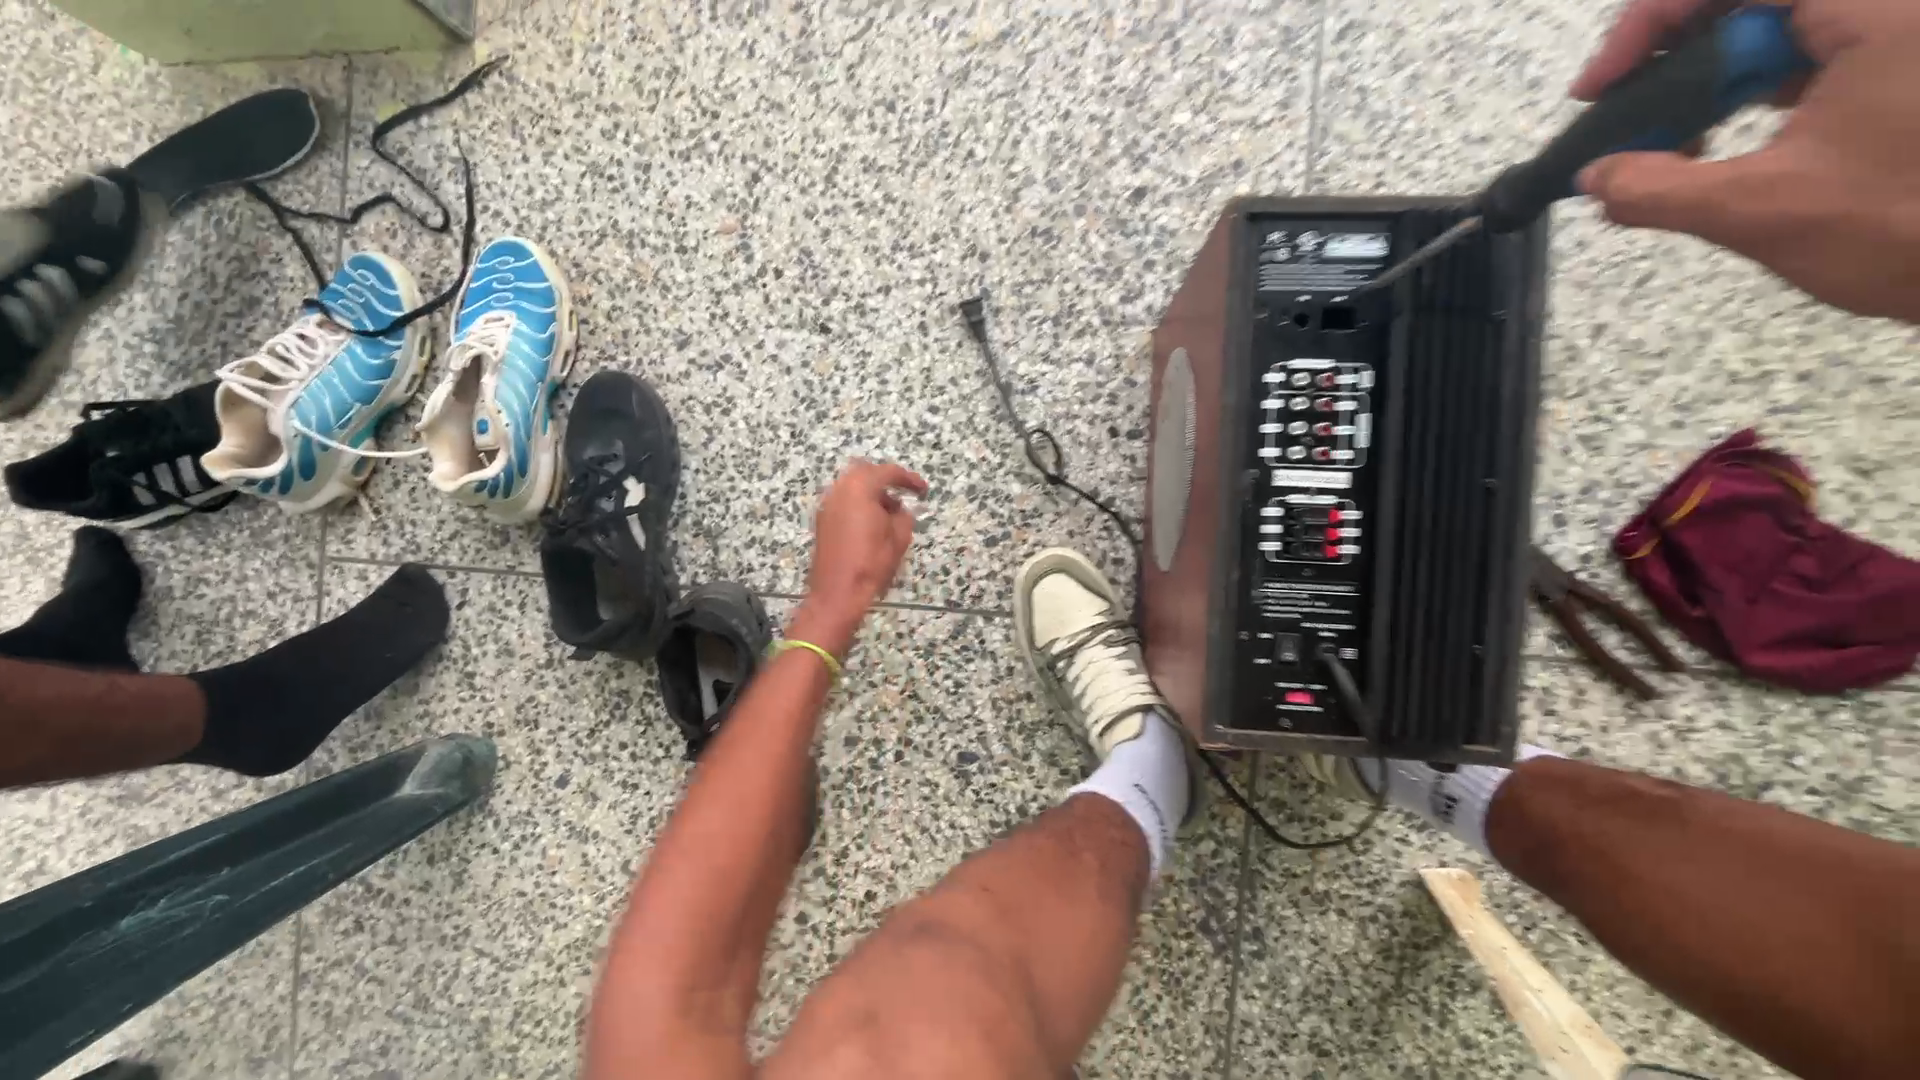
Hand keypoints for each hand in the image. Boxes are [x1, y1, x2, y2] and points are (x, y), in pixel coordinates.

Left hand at [791, 460, 928, 656]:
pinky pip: (844, 501)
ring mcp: (827, 506)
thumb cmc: (871, 564)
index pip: (887, 472)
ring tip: (891, 512)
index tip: (923, 490)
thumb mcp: (898, 539)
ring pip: (852, 487)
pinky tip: (873, 523)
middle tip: (905, 494)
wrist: (837, 593)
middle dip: (886, 480)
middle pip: (865, 473)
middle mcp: (839, 491)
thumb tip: (900, 510)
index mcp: (859, 490)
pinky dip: (860, 504)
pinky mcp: (823, 521)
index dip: (908, 479)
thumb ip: (903, 517)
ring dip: (872, 493)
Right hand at [1572, 0, 1919, 321]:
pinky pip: (1810, 53)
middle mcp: (1894, 10)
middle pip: (1750, 7)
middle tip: (1619, 119)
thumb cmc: (1899, 231)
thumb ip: (1656, 190)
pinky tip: (1712, 141)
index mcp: (1879, 11)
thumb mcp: (1759, 211)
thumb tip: (1591, 176)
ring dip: (1704, 80)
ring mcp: (1900, 36)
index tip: (1596, 89)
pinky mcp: (1902, 66)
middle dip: (1671, 59)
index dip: (1649, 26)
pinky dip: (1747, 91)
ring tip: (1662, 141)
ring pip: (1778, 30)